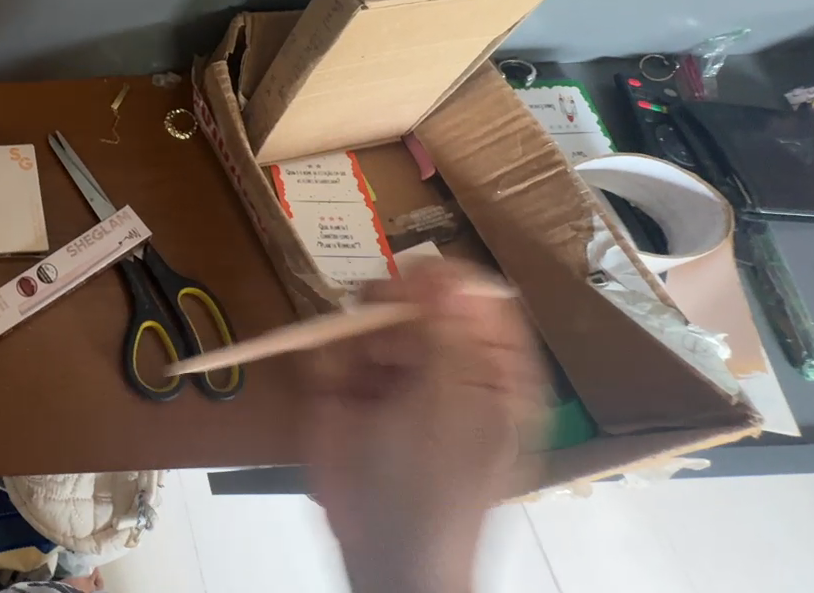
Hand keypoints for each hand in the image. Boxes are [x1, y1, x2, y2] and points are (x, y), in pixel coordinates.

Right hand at [304, 261, 545, 592]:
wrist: (376, 540)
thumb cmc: (431, 483)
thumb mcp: (452, 408)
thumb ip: (451, 337)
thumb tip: (452, 272)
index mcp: (487, 369)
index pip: (476, 300)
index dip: (446, 283)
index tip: (413, 283)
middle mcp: (439, 361)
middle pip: (412, 298)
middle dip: (387, 307)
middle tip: (372, 325)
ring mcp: (388, 370)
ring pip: (363, 315)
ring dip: (350, 337)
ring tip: (353, 375)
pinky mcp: (342, 380)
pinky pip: (328, 343)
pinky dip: (326, 361)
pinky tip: (332, 389)